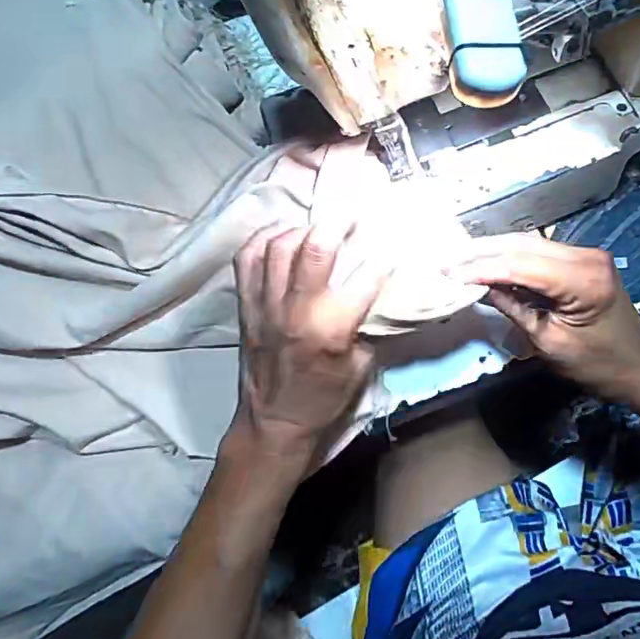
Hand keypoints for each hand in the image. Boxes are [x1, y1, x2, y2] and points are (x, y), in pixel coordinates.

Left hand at [227, 222, 392, 471]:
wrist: (273, 422)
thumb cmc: (323, 398)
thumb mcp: (361, 367)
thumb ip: (370, 325)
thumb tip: (384, 291)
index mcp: (330, 329)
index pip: (365, 277)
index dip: (384, 256)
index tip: (394, 244)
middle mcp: (296, 310)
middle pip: (314, 248)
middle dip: (338, 224)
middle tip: (353, 216)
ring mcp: (265, 304)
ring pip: (279, 246)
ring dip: (303, 229)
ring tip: (318, 227)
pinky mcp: (245, 305)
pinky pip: (248, 257)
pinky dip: (265, 238)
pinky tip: (283, 236)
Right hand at [453, 234, 639, 398]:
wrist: (639, 366)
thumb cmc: (598, 365)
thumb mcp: (549, 343)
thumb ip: (514, 309)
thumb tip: (479, 286)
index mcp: (583, 281)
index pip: (520, 266)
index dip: (481, 268)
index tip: (449, 274)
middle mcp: (587, 257)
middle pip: (523, 245)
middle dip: (482, 252)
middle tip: (448, 260)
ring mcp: (587, 253)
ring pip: (529, 242)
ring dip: (494, 250)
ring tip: (460, 258)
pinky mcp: (583, 258)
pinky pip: (540, 250)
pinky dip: (512, 255)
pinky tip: (489, 259)